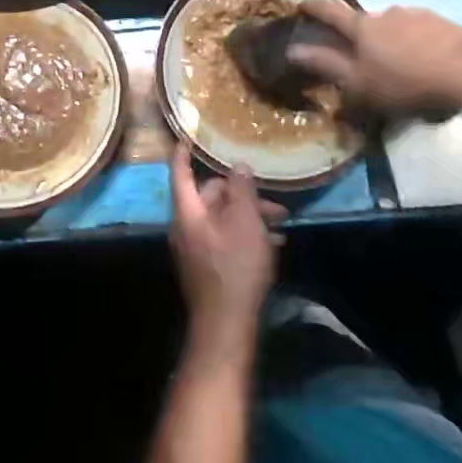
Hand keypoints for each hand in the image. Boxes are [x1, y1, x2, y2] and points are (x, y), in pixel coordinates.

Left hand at [169, 142, 288, 343]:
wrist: (226, 325)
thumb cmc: (236, 268)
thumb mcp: (246, 223)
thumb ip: (242, 191)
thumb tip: (238, 166)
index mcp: (187, 212)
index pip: (180, 173)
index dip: (183, 153)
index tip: (187, 137)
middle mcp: (184, 227)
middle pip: (209, 197)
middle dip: (241, 194)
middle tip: (276, 204)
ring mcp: (193, 249)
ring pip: (221, 219)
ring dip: (249, 217)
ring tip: (281, 226)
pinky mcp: (206, 267)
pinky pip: (223, 239)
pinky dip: (245, 236)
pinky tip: (272, 246)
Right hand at [287, 0, 461, 114]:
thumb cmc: (405, 81)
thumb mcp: (359, 82)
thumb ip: (326, 65)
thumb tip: (293, 50)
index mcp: (362, 28)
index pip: (330, 12)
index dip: (314, 8)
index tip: (302, 2)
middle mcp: (386, 14)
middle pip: (365, 22)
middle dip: (361, 36)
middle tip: (364, 57)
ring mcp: (417, 15)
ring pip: (395, 27)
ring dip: (392, 40)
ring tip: (400, 64)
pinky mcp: (443, 23)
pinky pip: (420, 32)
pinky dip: (416, 43)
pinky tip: (425, 62)